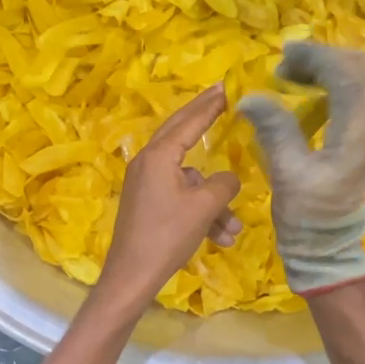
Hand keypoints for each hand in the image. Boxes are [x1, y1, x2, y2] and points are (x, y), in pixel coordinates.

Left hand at [98, 85, 242, 304]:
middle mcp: (148, 164)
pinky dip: (200, 215)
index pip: (189, 121)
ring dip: (213, 204)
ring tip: (233, 230)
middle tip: (223, 101)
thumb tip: (228, 178)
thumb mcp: (204, 207)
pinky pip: (180, 200)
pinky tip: (219, 239)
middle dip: (205, 124)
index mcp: (158, 156)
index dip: (210, 105)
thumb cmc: (167, 235)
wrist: (132, 275)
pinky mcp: (146, 207)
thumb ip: (224, 184)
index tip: (226, 88)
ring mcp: (144, 186)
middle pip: (181, 137)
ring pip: (188, 183)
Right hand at [238, 43, 364, 295]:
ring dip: (329, 70)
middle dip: (325, 58)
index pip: (348, 76)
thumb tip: (250, 96)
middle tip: (287, 64)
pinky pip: (357, 99)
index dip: (317, 57)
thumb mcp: (285, 174)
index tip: (283, 54)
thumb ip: (274, 130)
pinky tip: (307, 95)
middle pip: (362, 71)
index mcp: (358, 136)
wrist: (326, 249)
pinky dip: (333, 86)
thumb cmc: (305, 215)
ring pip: (363, 82)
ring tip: (293, 76)